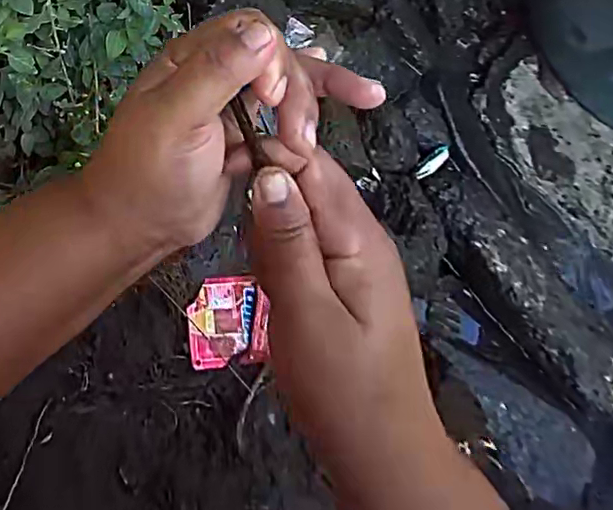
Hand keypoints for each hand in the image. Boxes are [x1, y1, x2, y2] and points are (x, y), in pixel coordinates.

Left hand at [81, 11, 384, 253]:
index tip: (273, 100)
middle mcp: (216, 71)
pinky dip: (315, 113)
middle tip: (299, 138)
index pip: (249, 30)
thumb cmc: (147, 171)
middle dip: (296, 92)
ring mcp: (233, 103)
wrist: (136, 227)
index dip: (271, 58)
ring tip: (334, 124)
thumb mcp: (175, 117)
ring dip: (312, 103)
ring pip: (288, 83)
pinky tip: (359, 97)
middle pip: (276, 58)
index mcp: (193, 56)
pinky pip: (286, 116)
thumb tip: (265, 32)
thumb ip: (217, 72)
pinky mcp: (247, 133)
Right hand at [249, 152, 501, 509]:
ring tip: (268, 281)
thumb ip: (287, 240)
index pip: (313, 162)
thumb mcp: (307, 314)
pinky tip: (277, 293)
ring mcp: (354, 256)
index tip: (228, 168)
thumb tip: (268, 172)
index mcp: (357, 234)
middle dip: (269, 204)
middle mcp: (361, 234)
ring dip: (272, 237)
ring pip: (300, 213)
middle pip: (307, 183)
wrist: (384, 458)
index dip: (270, 154)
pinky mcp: (344, 277)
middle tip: (254, 253)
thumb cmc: (345, 393)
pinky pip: (304, 245)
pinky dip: (281, 260)